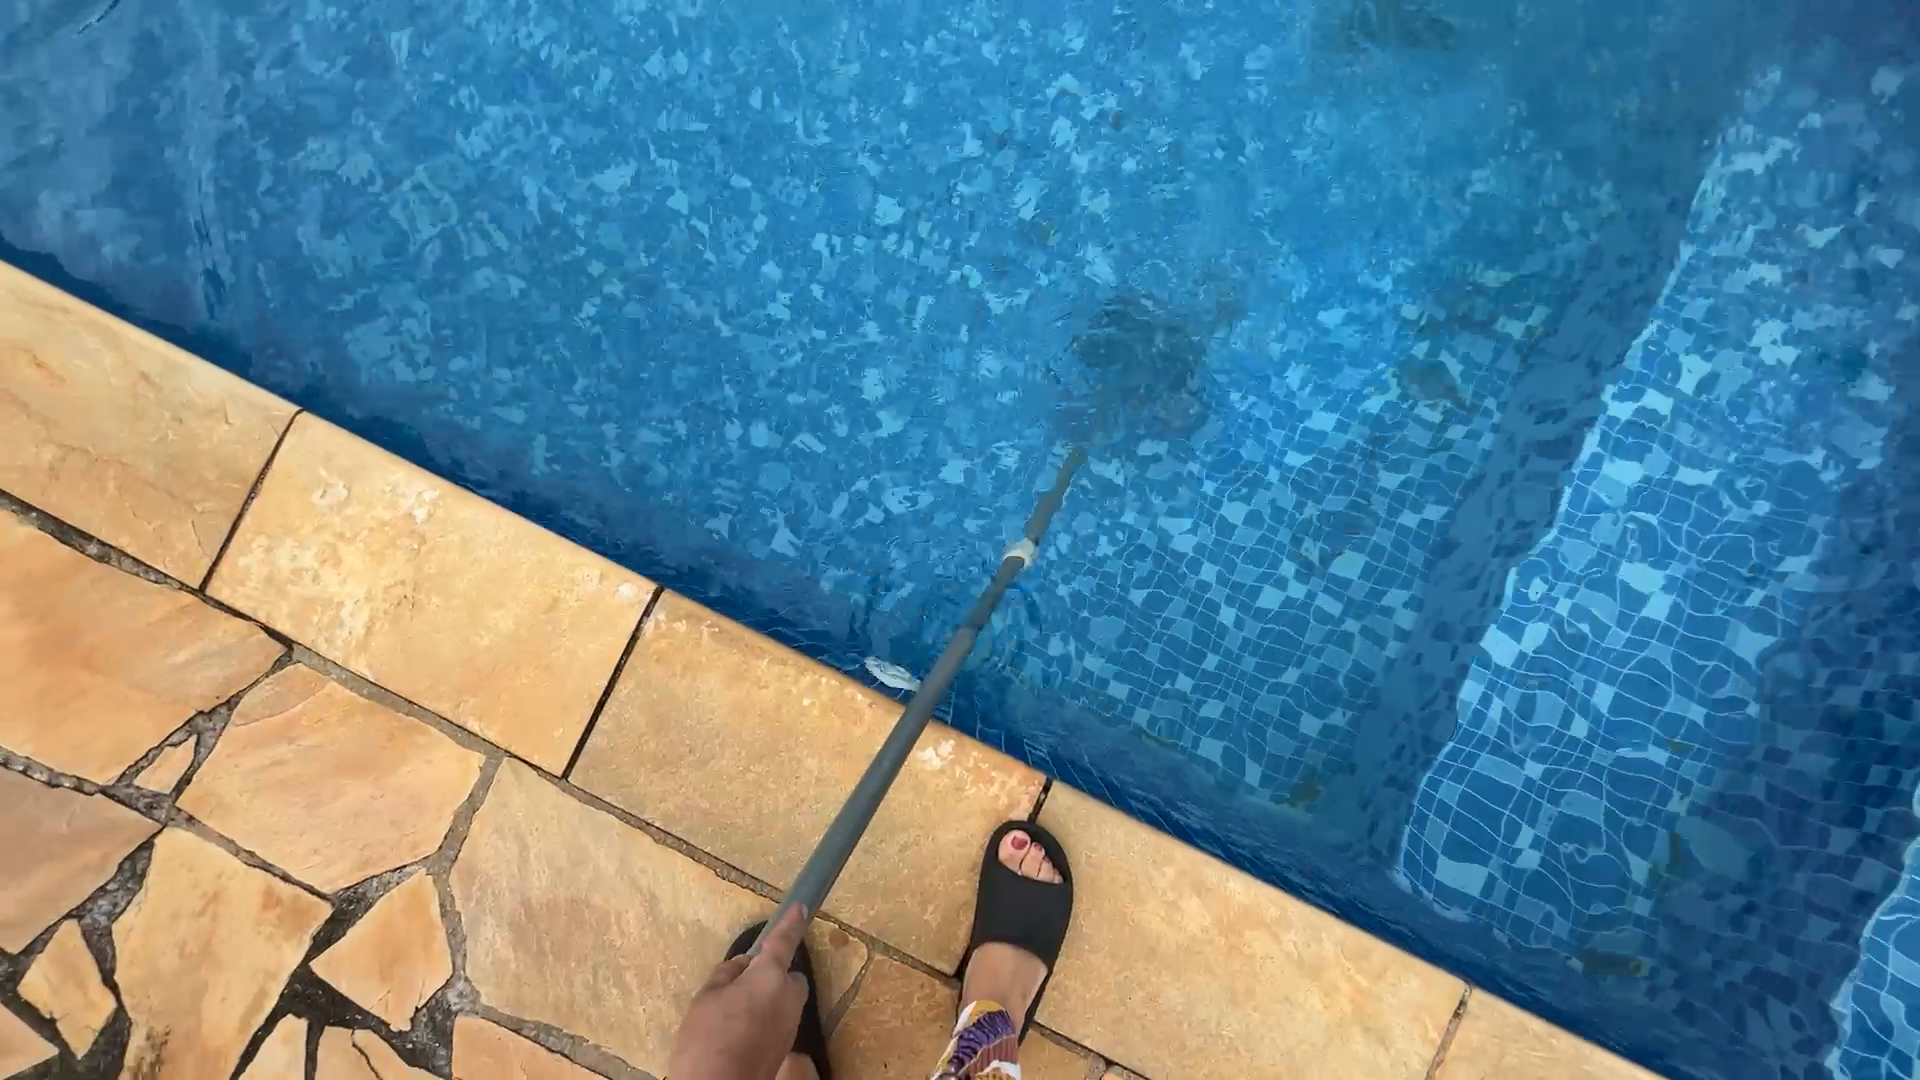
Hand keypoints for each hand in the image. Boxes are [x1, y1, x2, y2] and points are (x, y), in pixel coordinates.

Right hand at [667, 906, 809, 1079]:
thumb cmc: (708, 1040)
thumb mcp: (706, 998)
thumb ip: (727, 974)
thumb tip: (742, 966)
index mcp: (771, 976)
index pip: (784, 940)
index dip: (792, 921)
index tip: (800, 907)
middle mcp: (788, 997)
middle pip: (787, 977)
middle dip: (770, 976)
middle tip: (739, 987)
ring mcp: (790, 1025)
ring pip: (782, 1001)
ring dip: (767, 999)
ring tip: (733, 1015)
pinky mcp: (784, 1049)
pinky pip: (777, 1022)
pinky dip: (764, 1020)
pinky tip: (739, 1034)